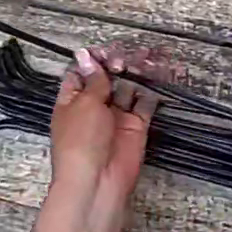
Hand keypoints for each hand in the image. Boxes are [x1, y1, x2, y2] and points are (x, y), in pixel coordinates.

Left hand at [49, 45, 162, 204]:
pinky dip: (153, 89)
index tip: (105, 50)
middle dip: (118, 64)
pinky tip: (159, 73)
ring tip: (147, 59)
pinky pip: (146, 103)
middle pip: (108, 78)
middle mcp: (94, 107)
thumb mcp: (84, 104)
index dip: (94, 60)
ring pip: (128, 87)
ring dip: (137, 73)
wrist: (97, 180)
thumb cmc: (80, 143)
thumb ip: (94, 80)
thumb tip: (88, 56)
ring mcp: (116, 116)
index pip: (82, 73)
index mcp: (72, 100)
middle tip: (127, 57)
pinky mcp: (136, 126)